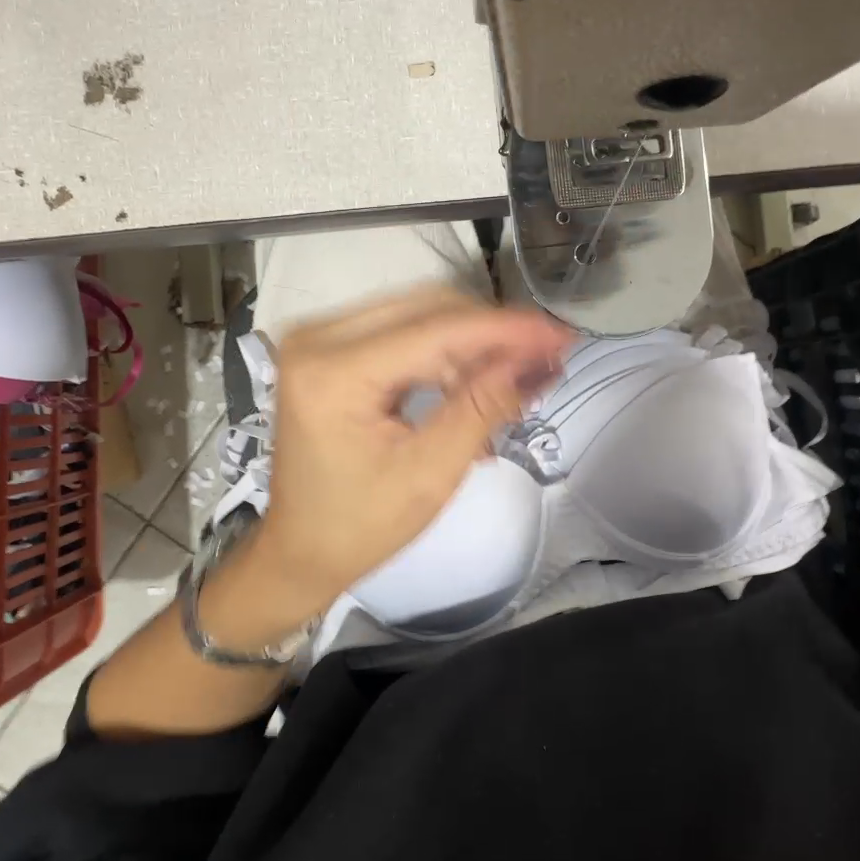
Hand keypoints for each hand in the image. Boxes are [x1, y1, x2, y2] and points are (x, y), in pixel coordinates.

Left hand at [243, 287, 571, 605]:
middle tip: (548, 355)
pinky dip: (444, 354)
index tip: (560, 335)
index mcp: (333, 373)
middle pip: (427, 310)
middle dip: (493, 333)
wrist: (299, 550)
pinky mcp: (328, 350)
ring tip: (518, 375)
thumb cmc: (361, 526)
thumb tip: (537, 360)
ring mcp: (318, 340)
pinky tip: (477, 382)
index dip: (506, 330)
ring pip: (418, 316)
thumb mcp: (431, 473)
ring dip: (472, 343)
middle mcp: (317, 339)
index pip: (436, 330)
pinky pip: (400, 333)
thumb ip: (483, 407)